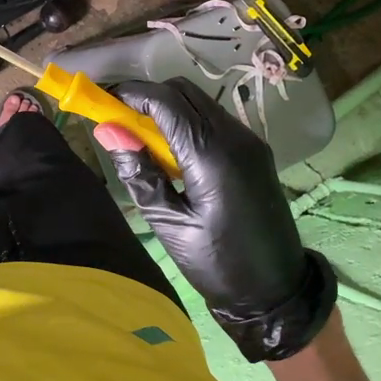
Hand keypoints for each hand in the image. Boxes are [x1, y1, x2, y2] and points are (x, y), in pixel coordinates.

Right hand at [98, 79, 335, 361]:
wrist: (277, 290)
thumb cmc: (218, 264)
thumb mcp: (169, 224)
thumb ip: (139, 173)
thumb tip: (108, 131)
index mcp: (211, 154)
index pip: (165, 101)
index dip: (131, 94)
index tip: (103, 100)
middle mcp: (234, 136)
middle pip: (184, 90)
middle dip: (148, 96)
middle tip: (120, 118)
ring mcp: (249, 140)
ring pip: (200, 101)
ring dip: (168, 107)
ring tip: (142, 136)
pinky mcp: (255, 149)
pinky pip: (214, 118)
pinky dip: (188, 120)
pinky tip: (172, 150)